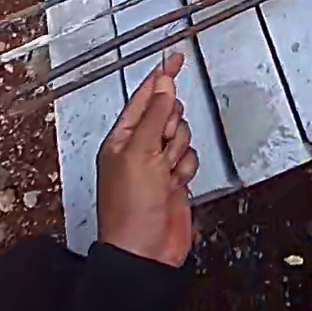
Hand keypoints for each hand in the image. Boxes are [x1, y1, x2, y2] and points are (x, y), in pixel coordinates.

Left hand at [96, 52, 198, 266]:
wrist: (146, 253)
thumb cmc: (130, 209)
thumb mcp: (141, 153)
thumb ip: (155, 114)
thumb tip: (164, 84)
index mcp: (122, 138)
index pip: (145, 96)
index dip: (162, 75)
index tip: (175, 58)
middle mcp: (138, 148)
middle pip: (167, 113)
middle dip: (171, 126)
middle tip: (163, 144)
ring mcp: (156, 164)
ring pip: (181, 134)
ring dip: (178, 151)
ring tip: (165, 172)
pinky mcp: (173, 178)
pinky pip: (190, 157)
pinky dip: (185, 168)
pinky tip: (174, 184)